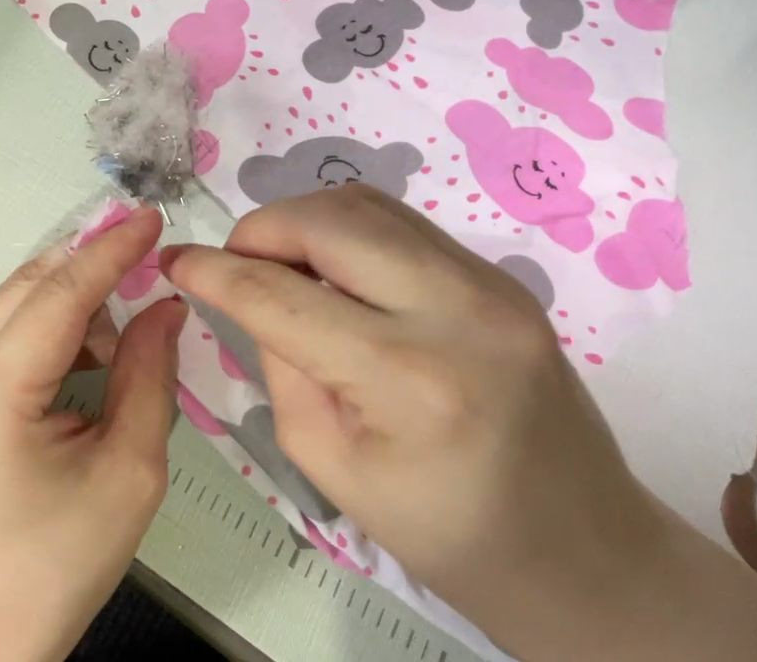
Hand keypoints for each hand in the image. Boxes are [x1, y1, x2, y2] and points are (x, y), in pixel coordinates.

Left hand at [0, 204, 184, 661]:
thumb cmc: (66, 553)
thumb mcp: (131, 470)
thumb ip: (148, 376)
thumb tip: (164, 303)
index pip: (56, 297)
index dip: (107, 253)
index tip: (150, 219)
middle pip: (27, 287)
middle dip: (90, 267)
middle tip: (148, 263)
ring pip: (11, 300)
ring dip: (70, 297)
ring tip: (122, 336)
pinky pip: (1, 326)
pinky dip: (47, 322)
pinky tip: (87, 351)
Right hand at [163, 185, 756, 660]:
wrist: (585, 552)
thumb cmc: (439, 528)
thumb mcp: (324, 460)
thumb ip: (279, 362)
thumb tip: (247, 294)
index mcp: (405, 379)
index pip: (276, 293)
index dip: (210, 270)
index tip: (171, 261)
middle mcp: (456, 312)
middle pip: (325, 220)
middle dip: (256, 232)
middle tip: (231, 267)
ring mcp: (491, 285)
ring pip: (362, 204)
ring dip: (299, 222)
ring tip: (278, 267)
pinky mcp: (501, 278)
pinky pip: (398, 223)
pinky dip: (342, 230)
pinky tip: (329, 272)